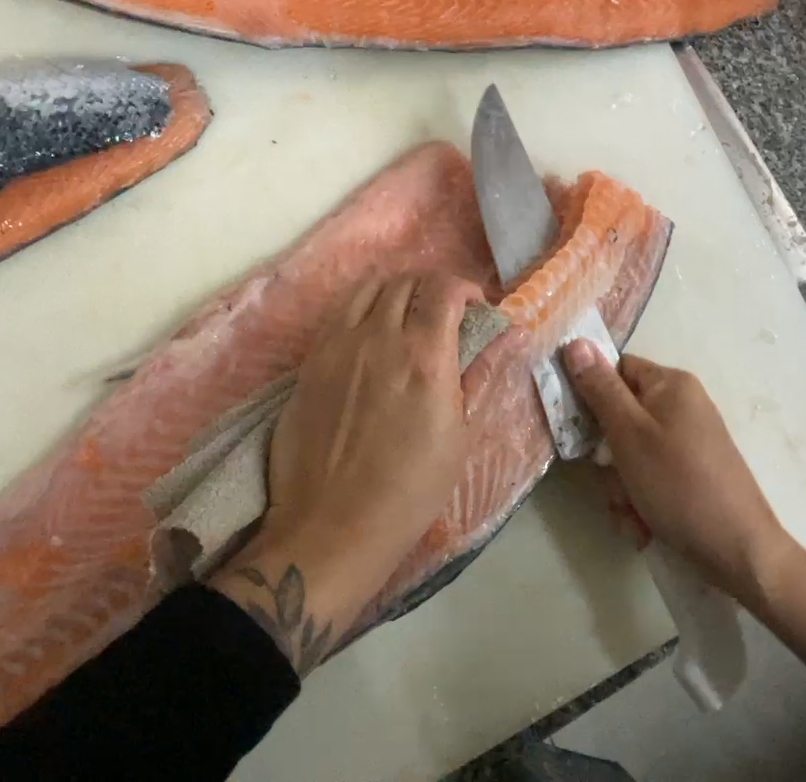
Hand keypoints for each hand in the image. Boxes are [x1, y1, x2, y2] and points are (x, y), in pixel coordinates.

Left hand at [210, 272, 482, 673]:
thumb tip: (494, 340)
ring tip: (404, 312)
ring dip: (394, 290)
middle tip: (443, 311)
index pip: (445, 290)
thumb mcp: (458, 438)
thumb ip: (472, 378)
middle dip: (432, 287)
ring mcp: (339, 345)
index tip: (475, 306)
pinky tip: (369, 330)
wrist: (333, 524)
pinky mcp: (310, 359)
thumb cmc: (409, 490)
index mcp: (424, 357)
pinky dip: (362, 307)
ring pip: (368, 288)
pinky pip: (338, 312)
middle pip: (406, 281)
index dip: (466, 288)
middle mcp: (379, 338)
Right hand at [562, 341, 805, 669]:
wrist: (738, 550)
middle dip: (607, 459)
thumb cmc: (679, 485)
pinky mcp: (690, 473)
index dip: (590, 395)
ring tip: (632, 513)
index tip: (576, 427)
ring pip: (629, 454)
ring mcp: (687, 442)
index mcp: (670, 385)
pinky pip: (648, 477)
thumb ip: (599, 389)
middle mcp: (681, 406)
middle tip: (614, 482)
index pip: (615, 369)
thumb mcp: (629, 435)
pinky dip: (640, 501)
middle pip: (619, 417)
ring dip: (621, 488)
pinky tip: (644, 526)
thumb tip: (574, 342)